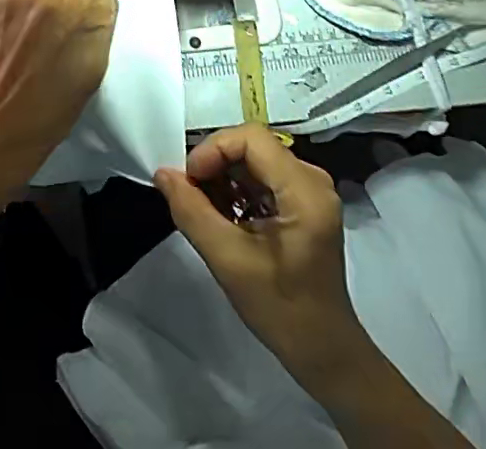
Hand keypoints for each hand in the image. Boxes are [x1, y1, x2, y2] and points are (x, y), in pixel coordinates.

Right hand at [155, 125, 373, 387]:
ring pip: (255, 159)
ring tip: (202, 207)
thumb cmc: (280, 308)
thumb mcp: (228, 260)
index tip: (188, 180)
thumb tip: (163, 173)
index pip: (252, 138)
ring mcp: (310, 189)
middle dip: (215, 164)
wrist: (322, 347)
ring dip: (223, 177)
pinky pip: (264, 176)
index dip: (214, 150)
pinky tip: (222, 215)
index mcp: (305, 190)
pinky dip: (237, 188)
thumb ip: (192, 211)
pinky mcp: (304, 201)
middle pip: (253, 146)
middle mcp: (312, 179)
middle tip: (188, 194)